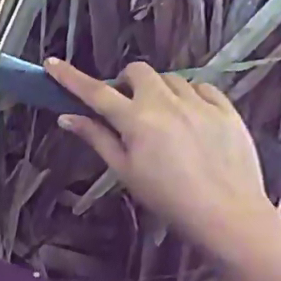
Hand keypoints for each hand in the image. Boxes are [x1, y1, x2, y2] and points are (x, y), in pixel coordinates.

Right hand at [45, 58, 277, 253]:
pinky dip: (191, 95)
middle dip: (126, 82)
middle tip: (127, 106)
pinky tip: (191, 115)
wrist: (228, 217)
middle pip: (137, 71)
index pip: (95, 91)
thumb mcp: (124, 171)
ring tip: (163, 115)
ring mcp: (200, 104)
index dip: (70, 76)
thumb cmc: (167, 198)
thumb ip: (97, 138)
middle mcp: (166, 103)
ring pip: (171, 78)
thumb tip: (67, 117)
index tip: (52, 63)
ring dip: (159, 89)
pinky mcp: (227, 111)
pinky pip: (204, 88)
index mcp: (136, 120)